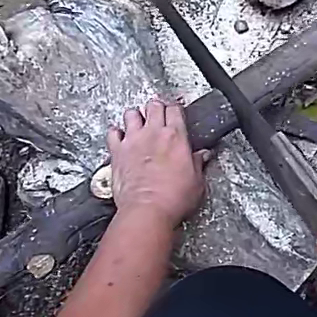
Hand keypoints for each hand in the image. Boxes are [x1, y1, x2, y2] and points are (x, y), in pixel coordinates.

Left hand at [106, 99, 208, 229]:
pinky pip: (112, 133)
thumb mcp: (196, 181)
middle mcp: (153, 134)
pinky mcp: (117, 152)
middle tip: (158, 113)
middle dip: (156, 107)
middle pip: (153, 106)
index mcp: (176, 137)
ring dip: (135, 116)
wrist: (147, 210)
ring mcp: (133, 141)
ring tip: (138, 122)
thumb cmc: (172, 198)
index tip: (175, 112)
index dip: (175, 108)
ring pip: (131, 113)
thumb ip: (198, 164)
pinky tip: (120, 136)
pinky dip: (115, 132)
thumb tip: (203, 156)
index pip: (175, 110)